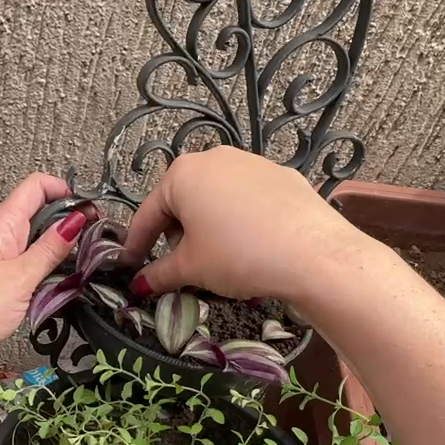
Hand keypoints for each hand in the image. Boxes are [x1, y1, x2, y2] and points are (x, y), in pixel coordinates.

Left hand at [0, 174, 86, 374]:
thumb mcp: (19, 278)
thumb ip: (49, 249)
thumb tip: (76, 220)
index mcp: (1, 226)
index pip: (35, 187)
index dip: (65, 190)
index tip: (90, 209)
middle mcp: (3, 238)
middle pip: (44, 214)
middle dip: (71, 224)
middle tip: (95, 242)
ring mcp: (5, 261)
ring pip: (42, 244)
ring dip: (64, 253)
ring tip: (85, 265)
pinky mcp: (7, 283)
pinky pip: (36, 269)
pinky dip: (53, 274)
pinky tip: (66, 284)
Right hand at [122, 145, 368, 301]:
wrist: (314, 254)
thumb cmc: (237, 255)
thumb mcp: (190, 268)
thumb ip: (158, 274)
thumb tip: (139, 286)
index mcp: (182, 174)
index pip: (147, 215)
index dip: (136, 246)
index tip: (130, 268)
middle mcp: (213, 158)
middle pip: (180, 202)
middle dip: (174, 234)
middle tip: (179, 266)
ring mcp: (251, 162)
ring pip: (214, 198)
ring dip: (205, 227)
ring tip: (216, 258)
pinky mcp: (281, 176)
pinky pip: (245, 199)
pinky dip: (237, 220)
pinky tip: (248, 246)